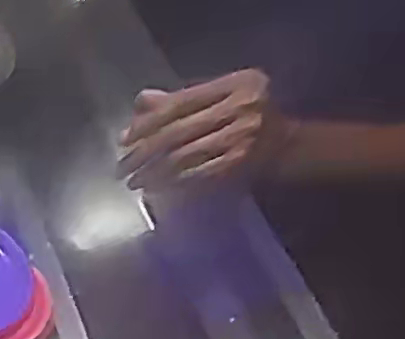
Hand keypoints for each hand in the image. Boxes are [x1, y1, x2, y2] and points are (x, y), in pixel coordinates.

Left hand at [118, 69, 290, 192]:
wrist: (283, 146)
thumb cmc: (242, 121)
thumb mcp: (218, 99)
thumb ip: (180, 99)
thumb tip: (139, 103)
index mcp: (236, 83)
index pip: (179, 103)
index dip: (147, 123)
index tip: (124, 141)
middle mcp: (241, 105)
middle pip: (177, 132)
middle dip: (142, 154)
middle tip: (121, 169)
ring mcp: (241, 136)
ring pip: (182, 157)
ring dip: (151, 173)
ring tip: (133, 182)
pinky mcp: (237, 164)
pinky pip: (193, 176)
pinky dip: (169, 184)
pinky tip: (154, 190)